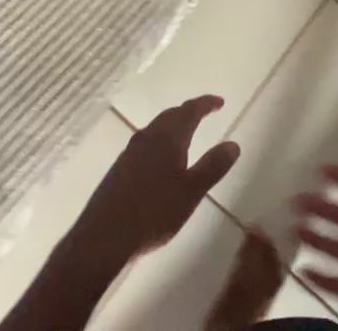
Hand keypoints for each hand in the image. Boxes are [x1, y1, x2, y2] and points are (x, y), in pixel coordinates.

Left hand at [71, 95, 240, 260]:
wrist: (105, 234)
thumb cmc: (154, 212)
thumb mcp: (191, 192)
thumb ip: (212, 166)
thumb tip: (233, 143)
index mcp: (167, 138)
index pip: (189, 111)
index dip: (205, 104)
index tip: (219, 102)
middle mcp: (147, 137)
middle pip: (171, 116)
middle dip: (189, 112)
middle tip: (205, 113)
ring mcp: (130, 151)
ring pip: (156, 129)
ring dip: (173, 126)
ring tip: (186, 133)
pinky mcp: (120, 167)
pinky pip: (146, 143)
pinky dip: (161, 141)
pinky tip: (161, 159)